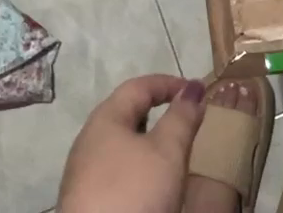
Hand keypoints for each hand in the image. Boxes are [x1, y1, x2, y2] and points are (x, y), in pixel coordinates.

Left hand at [59, 75, 206, 212]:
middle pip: (127, 112)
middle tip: (186, 118)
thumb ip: (181, 118)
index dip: (169, 83)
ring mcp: (84, 170)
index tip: (197, 90)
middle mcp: (90, 138)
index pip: (139, 86)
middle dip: (158, 111)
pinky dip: (138, 165)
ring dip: (148, 141)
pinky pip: (116, 168)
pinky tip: (150, 184)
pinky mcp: (86, 198)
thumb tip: (192, 88)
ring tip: (172, 152)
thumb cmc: (133, 192)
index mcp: (106, 118)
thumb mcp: (167, 152)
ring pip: (121, 143)